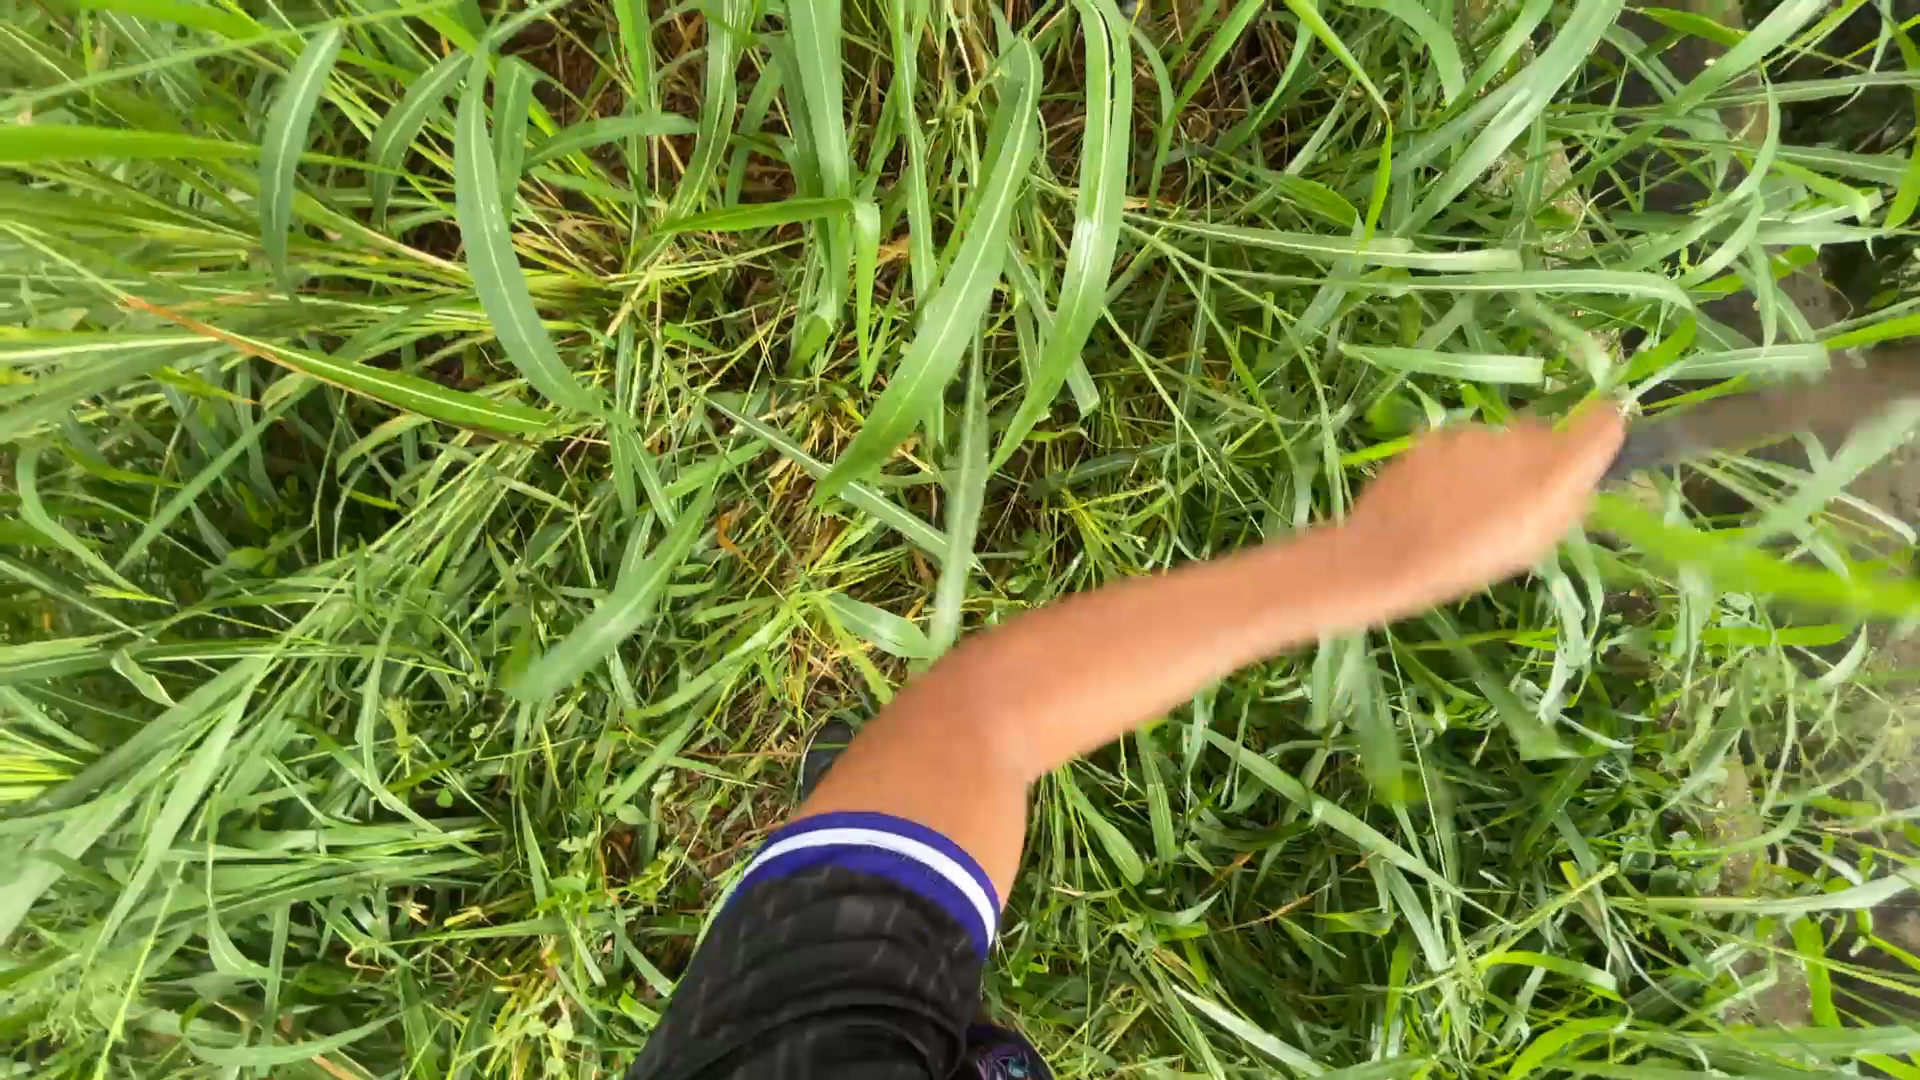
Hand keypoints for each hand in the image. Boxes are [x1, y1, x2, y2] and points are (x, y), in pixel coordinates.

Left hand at [1346, 404, 1626, 602]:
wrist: (1385, 554)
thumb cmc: (1465, 562)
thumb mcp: (1532, 543)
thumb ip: (1565, 503)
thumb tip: (1578, 480)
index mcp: (1554, 473)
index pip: (1601, 423)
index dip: (1600, 428)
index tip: (1594, 440)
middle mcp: (1516, 442)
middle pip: (1541, 433)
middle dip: (1533, 456)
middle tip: (1510, 493)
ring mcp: (1469, 436)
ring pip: (1494, 439)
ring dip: (1488, 460)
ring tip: (1462, 500)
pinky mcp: (1431, 437)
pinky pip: (1455, 444)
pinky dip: (1453, 462)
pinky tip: (1434, 492)